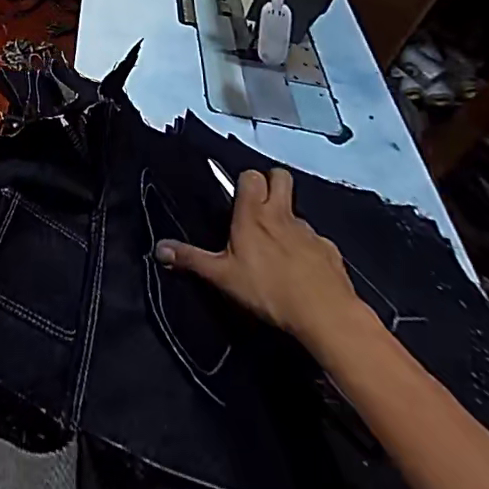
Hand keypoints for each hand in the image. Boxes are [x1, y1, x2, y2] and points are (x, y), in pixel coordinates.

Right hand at [155, 167, 369, 350]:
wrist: (323, 312)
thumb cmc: (268, 290)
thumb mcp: (223, 277)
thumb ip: (192, 259)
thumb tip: (160, 247)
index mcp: (254, 215)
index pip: (251, 176)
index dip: (245, 181)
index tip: (238, 198)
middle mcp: (282, 214)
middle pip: (280, 176)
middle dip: (271, 183)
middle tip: (260, 206)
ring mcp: (308, 230)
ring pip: (296, 211)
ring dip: (287, 220)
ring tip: (277, 248)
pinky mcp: (328, 248)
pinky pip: (315, 239)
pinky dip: (307, 248)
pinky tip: (301, 270)